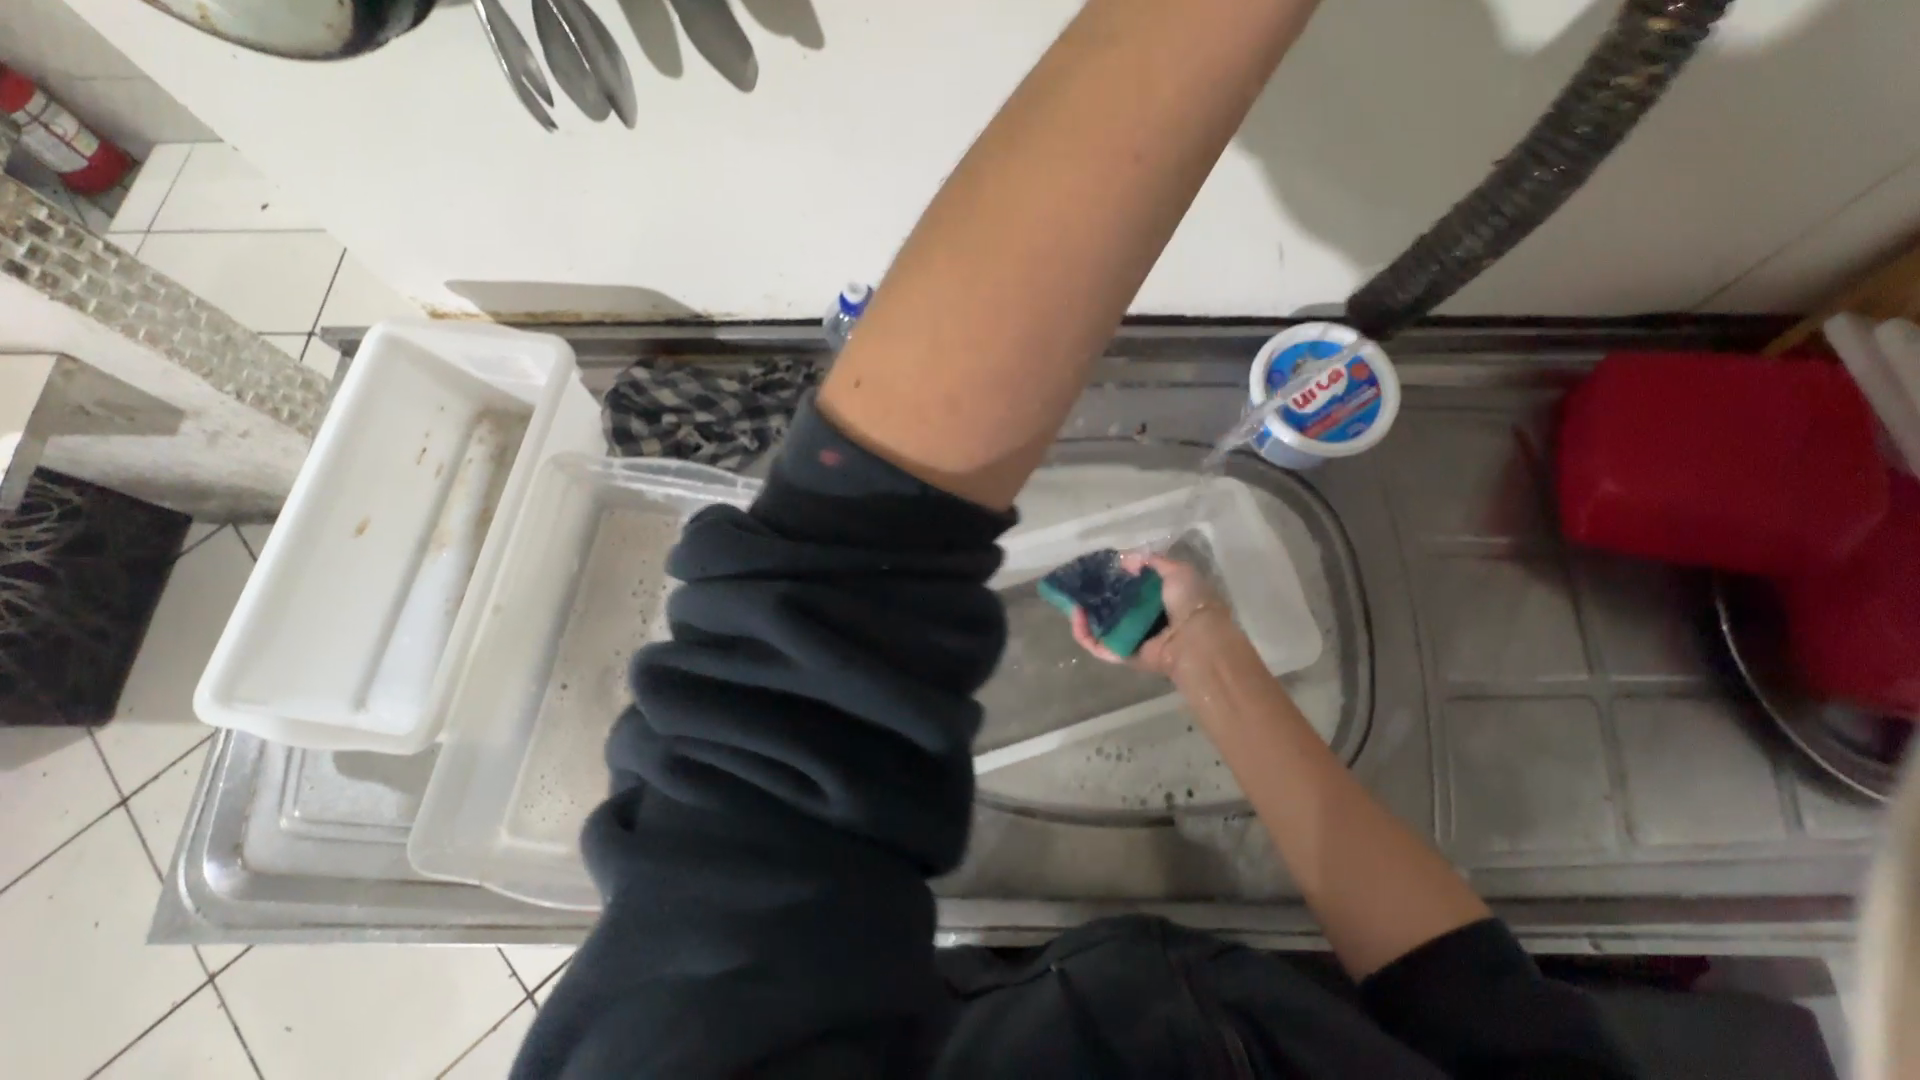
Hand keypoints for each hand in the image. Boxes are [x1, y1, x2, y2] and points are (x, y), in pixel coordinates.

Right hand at [1069, 552, 1231, 676]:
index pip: (1135, 589)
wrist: (1194, 638)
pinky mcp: (1121, 655)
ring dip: (1085, 616)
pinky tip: (1076, 615)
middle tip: (1081, 586)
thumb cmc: (1190, 601)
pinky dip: (1083, 633)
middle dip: (1097, 597)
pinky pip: (1097, 645)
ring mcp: (1133, 639)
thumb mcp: (1178, 571)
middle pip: (1115, 608)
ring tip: (1073, 600)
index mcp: (1163, 601)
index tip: (1102, 570)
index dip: (1118, 579)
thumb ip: (1153, 562)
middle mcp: (1146, 621)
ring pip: (1101, 628)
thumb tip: (1127, 560)